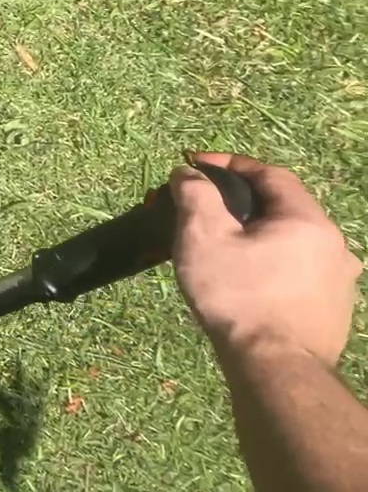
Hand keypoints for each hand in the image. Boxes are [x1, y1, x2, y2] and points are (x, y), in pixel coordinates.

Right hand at [171, 153, 361, 364]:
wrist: (275, 361)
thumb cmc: (236, 289)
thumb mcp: (202, 233)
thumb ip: (196, 194)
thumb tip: (189, 173)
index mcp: (308, 223)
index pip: (272, 175)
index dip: (229, 163)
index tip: (191, 163)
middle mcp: (334, 246)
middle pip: (277, 206)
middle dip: (228, 199)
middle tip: (188, 204)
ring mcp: (337, 278)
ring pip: (281, 236)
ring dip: (240, 228)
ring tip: (203, 239)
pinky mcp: (328, 302)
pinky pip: (288, 262)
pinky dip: (255, 252)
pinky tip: (230, 268)